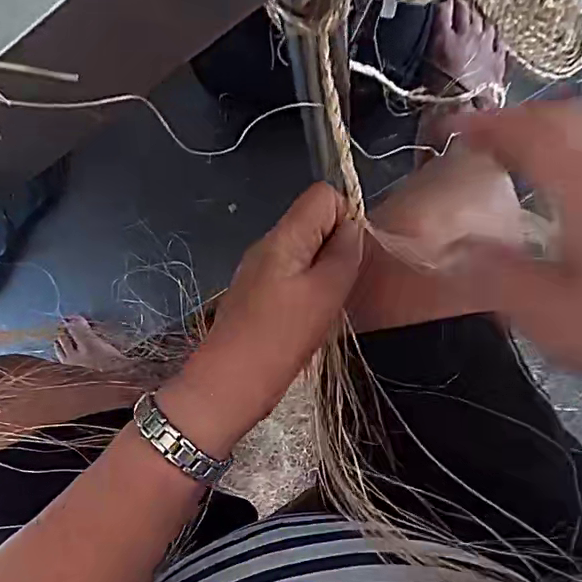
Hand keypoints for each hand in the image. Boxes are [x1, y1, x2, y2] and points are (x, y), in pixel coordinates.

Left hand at [158, 182, 361, 451]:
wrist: (228, 386)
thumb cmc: (278, 340)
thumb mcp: (324, 293)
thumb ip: (344, 252)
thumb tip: (353, 224)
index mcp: (281, 237)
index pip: (322, 195)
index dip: (345, 218)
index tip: (348, 258)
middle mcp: (264, 246)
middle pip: (312, 223)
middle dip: (334, 250)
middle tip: (335, 291)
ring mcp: (256, 272)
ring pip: (303, 254)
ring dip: (321, 275)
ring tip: (319, 310)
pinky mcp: (253, 297)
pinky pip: (289, 279)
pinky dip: (304, 294)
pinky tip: (302, 323)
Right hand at [443, 101, 581, 399]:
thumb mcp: (545, 313)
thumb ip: (491, 275)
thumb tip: (448, 250)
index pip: (532, 131)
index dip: (486, 124)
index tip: (448, 128)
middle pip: (573, 117)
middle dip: (523, 120)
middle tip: (484, 140)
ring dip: (556, 135)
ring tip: (523, 159)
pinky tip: (578, 190)